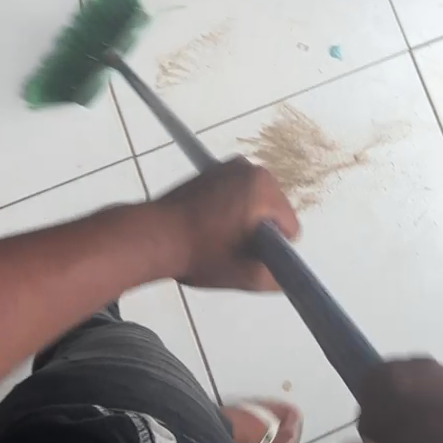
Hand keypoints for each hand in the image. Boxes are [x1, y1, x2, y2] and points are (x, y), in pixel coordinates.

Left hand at [149, 158, 300, 290]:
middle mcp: (250, 168)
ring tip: (219, 236)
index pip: (288, 226)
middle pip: (272, 210)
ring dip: (244, 219)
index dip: (271, 248)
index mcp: (263, 187)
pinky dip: (230, 208)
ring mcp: (229, 165)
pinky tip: (210, 224)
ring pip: (254, 202)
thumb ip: (274, 278)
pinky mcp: (212, 169)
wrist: (154, 235)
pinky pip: (236, 193)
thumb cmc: (200, 253)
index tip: (246, 255)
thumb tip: (282, 274)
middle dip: (258, 230)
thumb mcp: (244, 275)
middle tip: (231, 247)